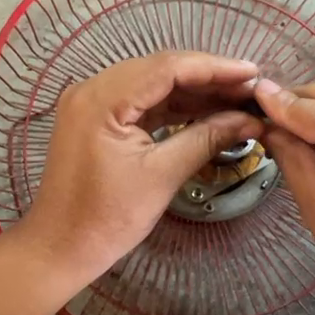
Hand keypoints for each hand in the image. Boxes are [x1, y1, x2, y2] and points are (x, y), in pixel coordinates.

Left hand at [14, 52, 264, 280]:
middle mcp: (91, 89)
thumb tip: (250, 120)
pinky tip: (207, 112)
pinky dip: (172, 107)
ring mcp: (90, 103)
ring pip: (151, 85)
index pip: (166, 67)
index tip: (254, 74)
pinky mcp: (94, 119)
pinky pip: (139, 103)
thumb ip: (206, 138)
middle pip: (159, 70)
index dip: (214, 68)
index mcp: (101, 99)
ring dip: (193, 93)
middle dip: (207, 78)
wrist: (60, 247)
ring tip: (238, 100)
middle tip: (252, 89)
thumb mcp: (162, 175)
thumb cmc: (106, 218)